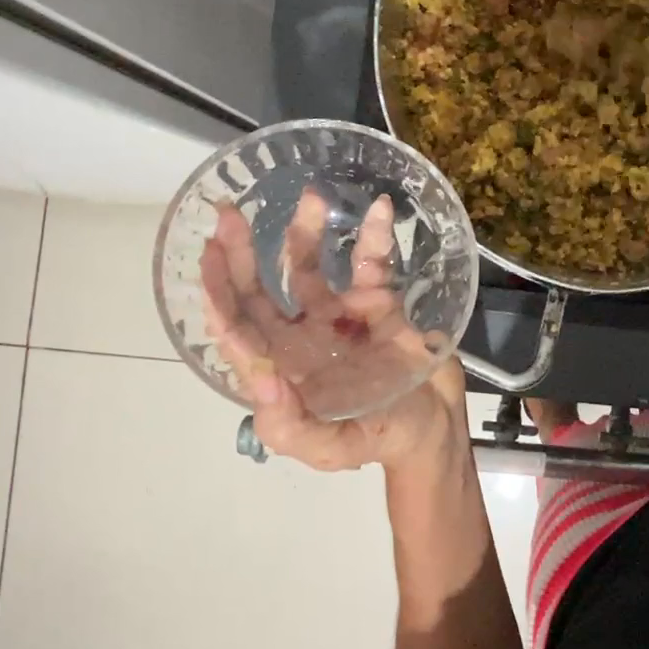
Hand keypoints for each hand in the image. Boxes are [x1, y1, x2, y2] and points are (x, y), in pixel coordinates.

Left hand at [200, 190, 469, 472]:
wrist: (436, 428)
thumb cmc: (381, 439)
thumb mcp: (331, 449)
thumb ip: (290, 425)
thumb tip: (260, 376)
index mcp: (281, 369)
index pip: (237, 326)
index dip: (219, 293)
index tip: (213, 256)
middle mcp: (301, 337)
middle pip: (260, 289)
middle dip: (241, 253)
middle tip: (231, 215)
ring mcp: (340, 316)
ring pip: (310, 266)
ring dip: (304, 232)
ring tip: (311, 199)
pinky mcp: (379, 303)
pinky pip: (372, 263)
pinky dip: (375, 236)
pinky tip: (378, 210)